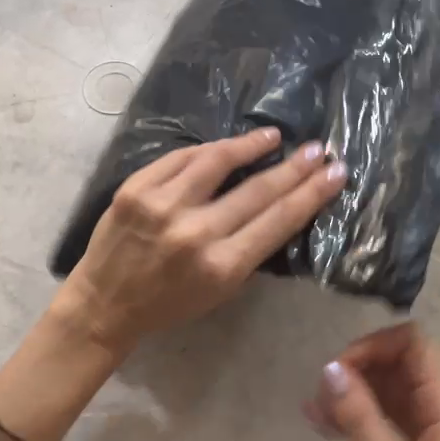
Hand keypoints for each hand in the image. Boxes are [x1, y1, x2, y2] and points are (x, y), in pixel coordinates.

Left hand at [58, 129, 346, 357]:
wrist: (104, 303)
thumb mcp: (221, 290)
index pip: (279, 220)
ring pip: (217, 161)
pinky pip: (181, 158)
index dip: (312, 193)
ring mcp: (162, 206)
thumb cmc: (169, 304)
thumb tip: (281, 204)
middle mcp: (195, 233)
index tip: (335, 173)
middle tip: (319, 149)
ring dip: (251, 145)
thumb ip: (249, 249)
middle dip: (295, 168)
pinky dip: (209, 149)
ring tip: (274, 136)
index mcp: (221, 266)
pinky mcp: (135, 188)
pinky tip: (228, 145)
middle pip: (257, 190)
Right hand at [307, 325, 439, 440]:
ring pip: (397, 386)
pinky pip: (399, 412)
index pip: (410, 342)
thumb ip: (361, 420)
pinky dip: (369, 415)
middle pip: (401, 360)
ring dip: (358, 393)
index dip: (370, 346)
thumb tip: (331, 369)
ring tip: (317, 416)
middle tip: (319, 399)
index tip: (335, 373)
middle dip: (358, 370)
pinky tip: (335, 429)